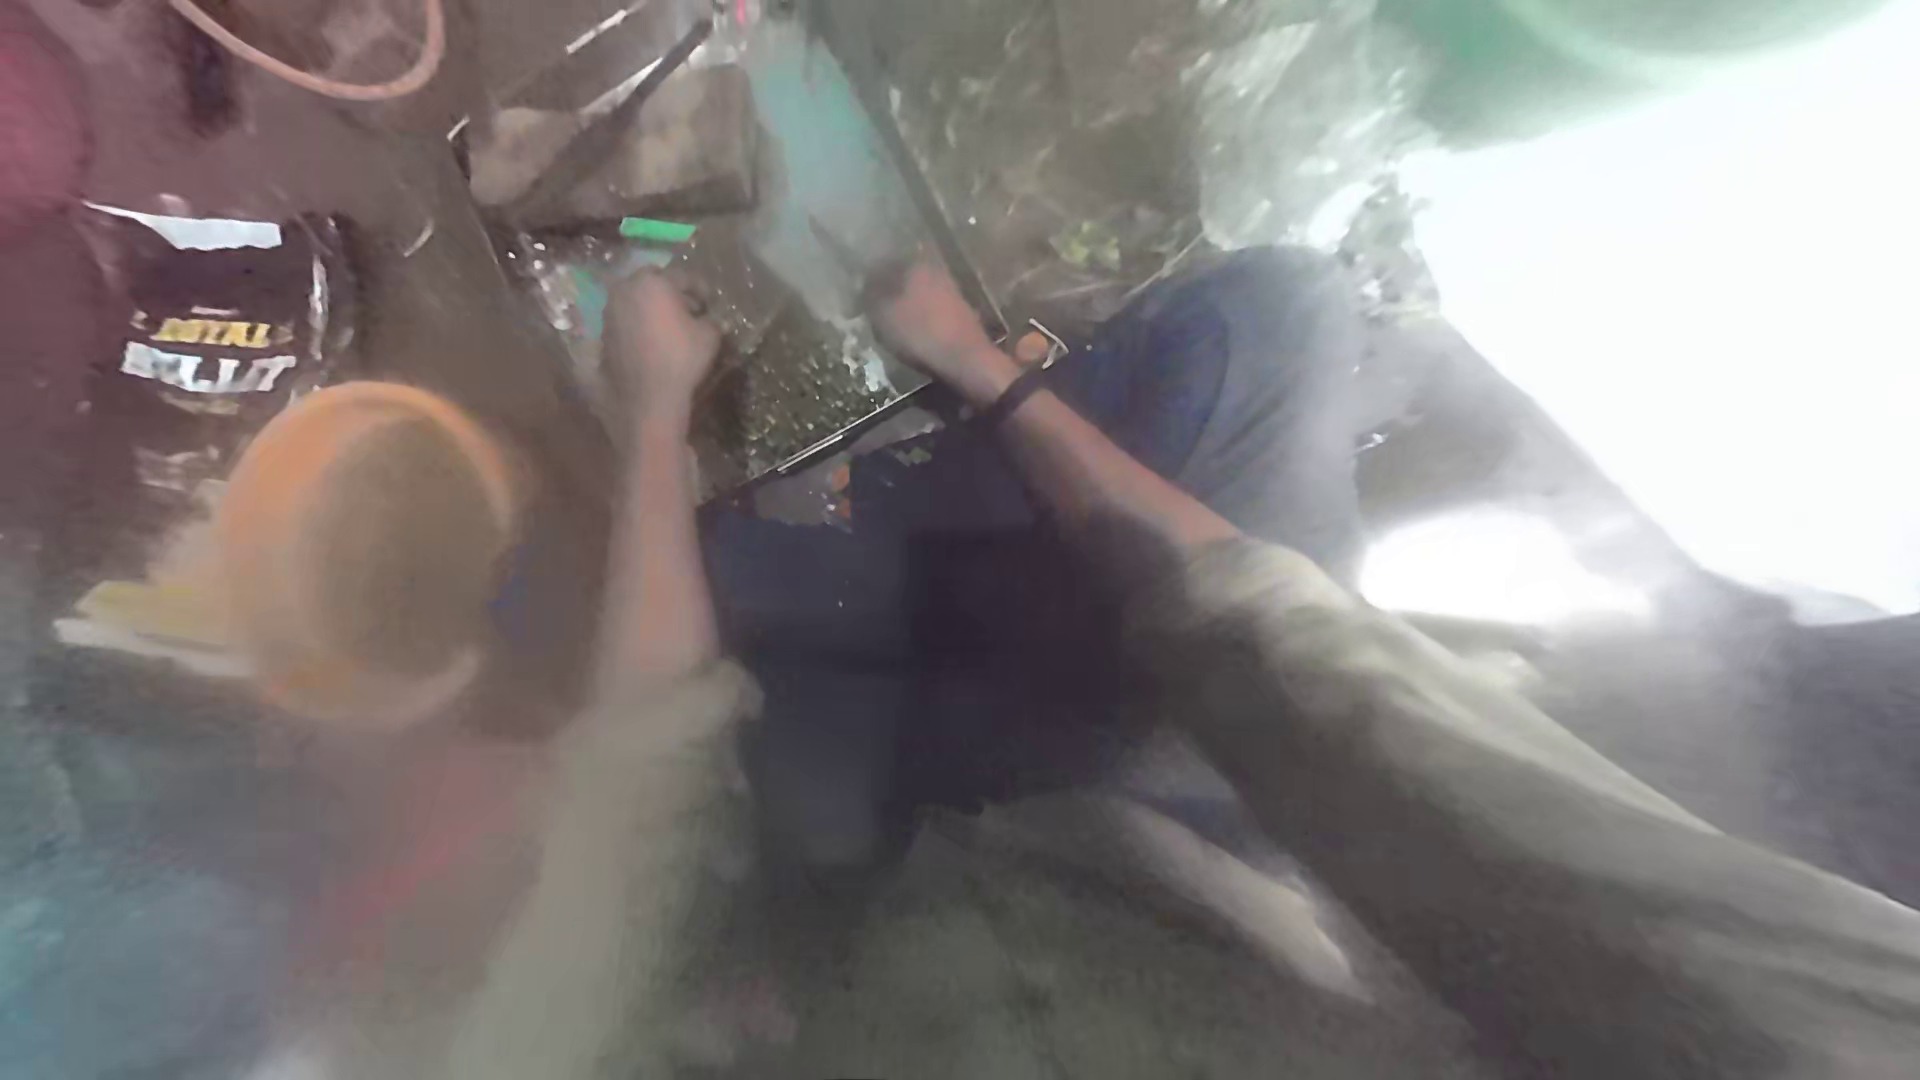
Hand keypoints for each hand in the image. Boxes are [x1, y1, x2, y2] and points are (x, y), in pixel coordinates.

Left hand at [606, 269, 722, 429]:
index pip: (682, 276)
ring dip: (655, 307)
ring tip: (672, 324)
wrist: (649, 393)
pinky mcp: (605, 329)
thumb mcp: (709, 337)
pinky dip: (642, 322)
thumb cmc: (682, 357)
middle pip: (654, 282)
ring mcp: (612, 308)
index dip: (701, 288)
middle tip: (690, 309)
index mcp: (654, 282)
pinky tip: (656, 338)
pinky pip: (628, 317)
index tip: (711, 302)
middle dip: (673, 293)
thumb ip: (714, 322)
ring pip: (637, 298)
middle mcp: (627, 288)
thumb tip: (716, 320)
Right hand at [869, 256, 1016, 407]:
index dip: (866, 281)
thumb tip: (862, 284)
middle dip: (886, 291)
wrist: (965, 359)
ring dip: (903, 305)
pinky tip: (912, 332)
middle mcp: (935, 269)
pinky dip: (919, 317)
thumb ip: (869, 295)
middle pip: (902, 276)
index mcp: (914, 262)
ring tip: (890, 324)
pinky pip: (930, 309)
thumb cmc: (919, 333)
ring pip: (917, 292)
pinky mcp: (960, 311)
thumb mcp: (883, 315)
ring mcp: (951, 289)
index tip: (857, 299)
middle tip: (873, 311)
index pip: (881, 262)